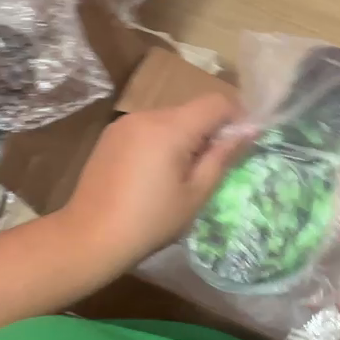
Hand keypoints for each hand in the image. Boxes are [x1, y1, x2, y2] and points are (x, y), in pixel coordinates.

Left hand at [58, 94, 246, 271]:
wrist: (89, 237)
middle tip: (211, 169)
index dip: (237, 117)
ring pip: (169, 119)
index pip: (216, 102)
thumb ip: (222, 157)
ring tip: (180, 176)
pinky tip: (153, 176)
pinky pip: (148, 129)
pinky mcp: (110, 136)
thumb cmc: (150, 221)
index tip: (242, 144)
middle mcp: (146, 115)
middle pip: (192, 110)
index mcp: (170, 127)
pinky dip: (161, 142)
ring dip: (184, 137)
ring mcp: (124, 123)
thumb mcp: (195, 194)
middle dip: (209, 131)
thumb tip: (249, 131)